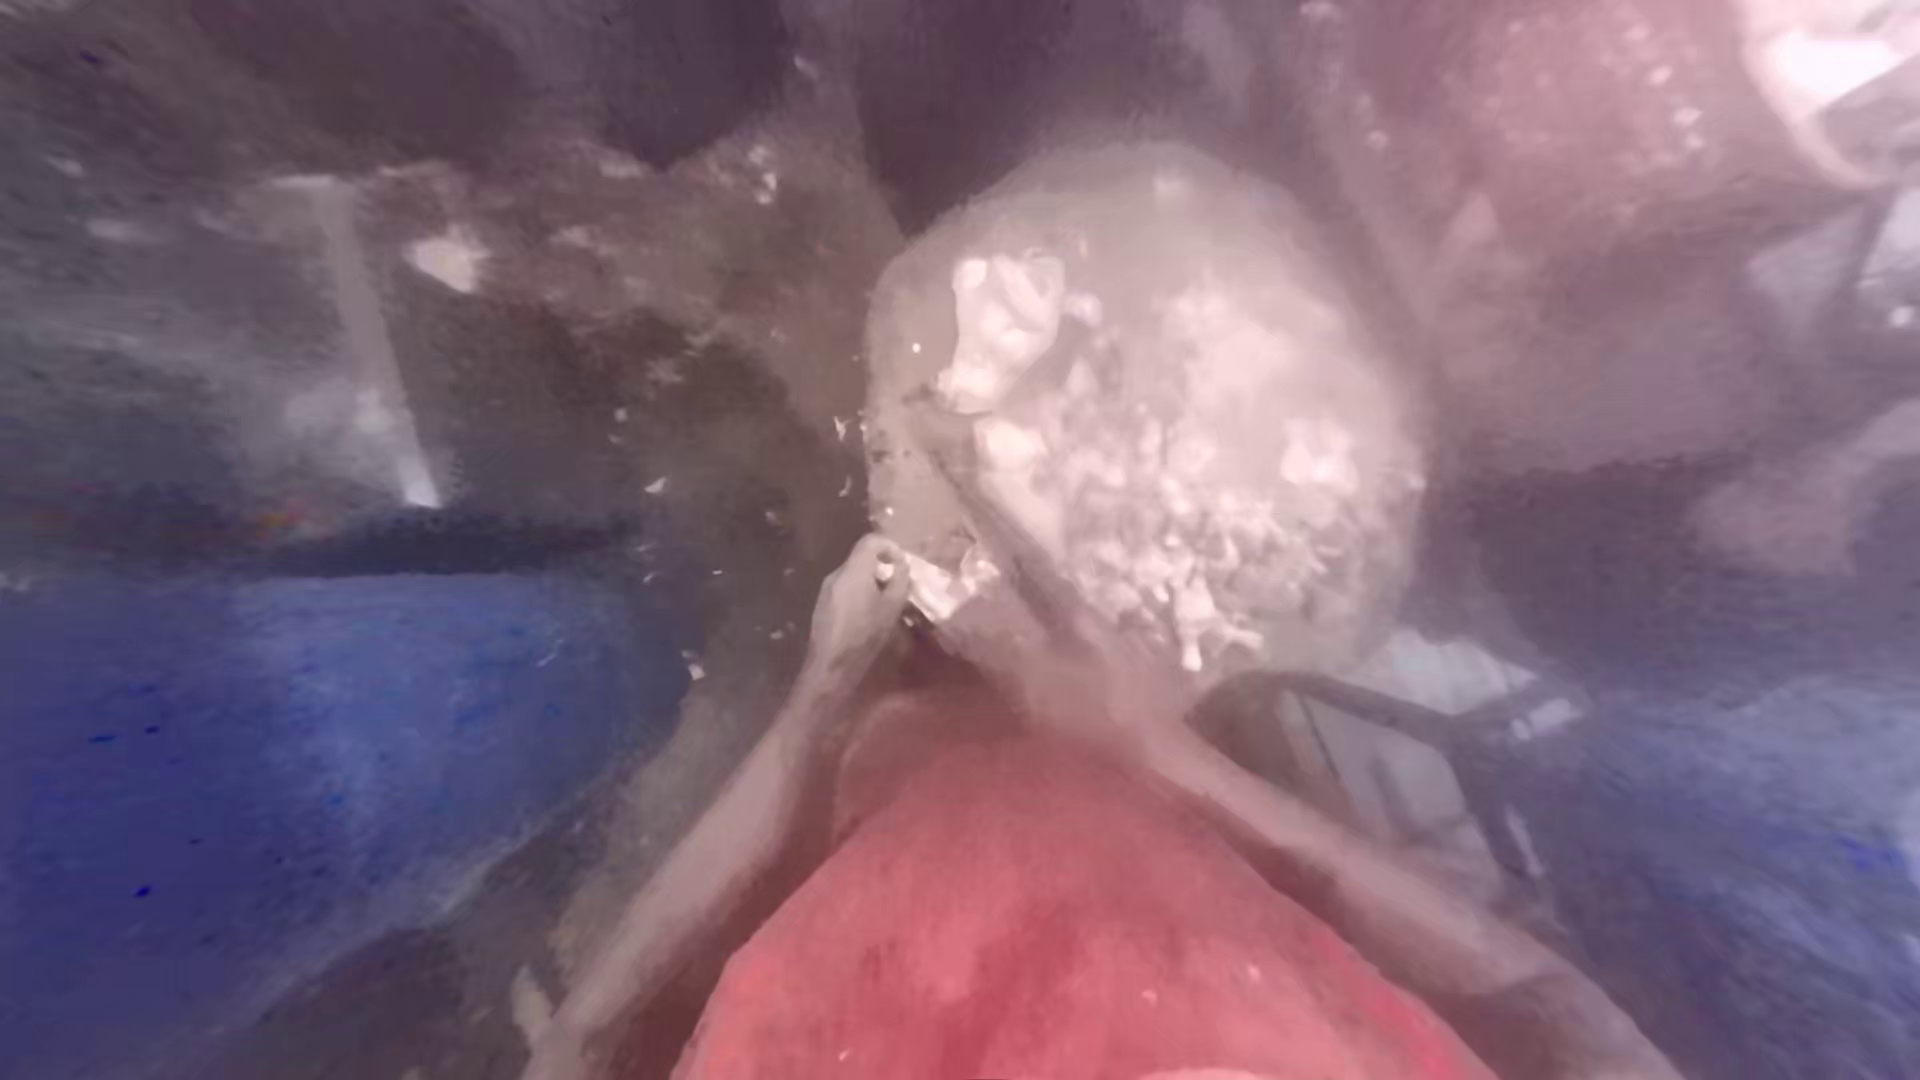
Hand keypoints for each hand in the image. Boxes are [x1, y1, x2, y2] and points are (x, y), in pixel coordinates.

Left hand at [802, 534, 911, 688]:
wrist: (831, 665)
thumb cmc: (865, 635)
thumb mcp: (892, 607)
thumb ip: (900, 580)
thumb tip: (902, 564)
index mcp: (854, 571)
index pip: (871, 541)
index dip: (890, 547)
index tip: (902, 565)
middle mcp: (837, 574)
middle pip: (862, 557)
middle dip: (883, 567)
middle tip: (898, 586)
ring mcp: (827, 589)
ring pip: (854, 573)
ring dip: (872, 581)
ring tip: (886, 602)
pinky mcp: (823, 603)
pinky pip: (846, 587)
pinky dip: (860, 591)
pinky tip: (868, 614)